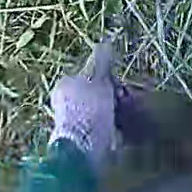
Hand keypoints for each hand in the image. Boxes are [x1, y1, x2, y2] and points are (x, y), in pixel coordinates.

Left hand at [50, 36, 119, 163]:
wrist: (83, 151)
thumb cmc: (88, 110)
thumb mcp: (96, 79)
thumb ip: (100, 60)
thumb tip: (105, 41)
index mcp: (65, 85)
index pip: (91, 75)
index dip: (109, 78)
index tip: (121, 85)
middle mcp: (66, 103)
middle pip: (98, 93)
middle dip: (115, 97)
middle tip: (127, 102)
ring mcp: (74, 123)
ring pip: (103, 112)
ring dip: (118, 114)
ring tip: (127, 118)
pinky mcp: (84, 141)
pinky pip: (104, 130)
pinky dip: (115, 130)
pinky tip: (122, 133)